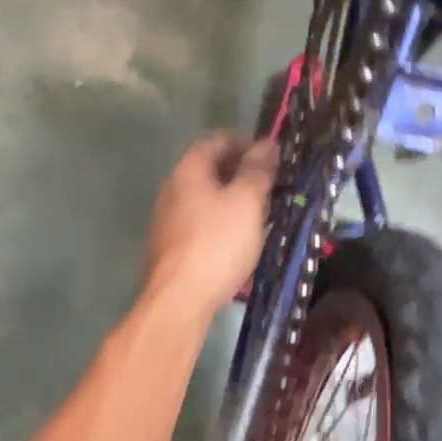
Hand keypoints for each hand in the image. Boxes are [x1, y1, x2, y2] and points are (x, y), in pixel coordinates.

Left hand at [142, 134, 277, 318]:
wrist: (179, 300)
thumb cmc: (216, 244)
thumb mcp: (246, 201)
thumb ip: (258, 170)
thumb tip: (266, 144)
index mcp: (189, 169)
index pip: (219, 140)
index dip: (248, 144)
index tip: (274, 161)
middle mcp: (172, 189)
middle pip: (211, 171)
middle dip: (242, 177)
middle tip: (272, 192)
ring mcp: (168, 222)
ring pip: (207, 202)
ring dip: (234, 205)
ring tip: (261, 220)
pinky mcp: (171, 250)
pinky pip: (201, 228)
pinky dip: (221, 228)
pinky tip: (238, 246)